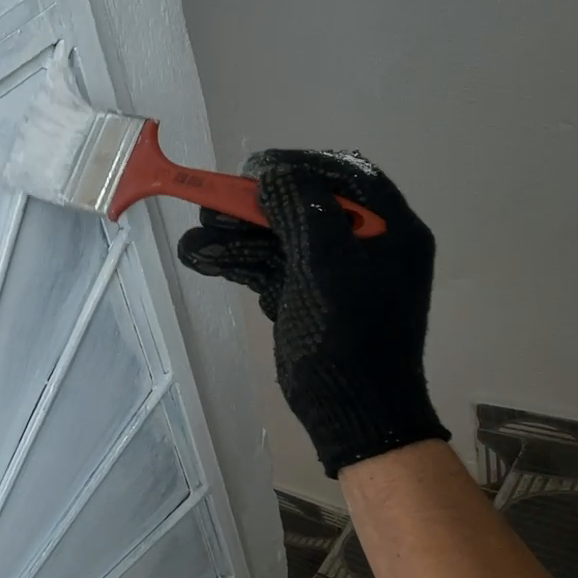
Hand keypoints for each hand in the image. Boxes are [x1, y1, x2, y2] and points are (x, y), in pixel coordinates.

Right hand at [177, 150, 448, 475]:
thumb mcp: (326, 264)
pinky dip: (239, 265)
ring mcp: (334, 274)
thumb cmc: (347, 334)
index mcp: (386, 226)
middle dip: (251, 209)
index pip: (340, 174)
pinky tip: (203, 260)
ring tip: (192, 243)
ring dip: (235, 239)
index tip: (248, 170)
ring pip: (279, 241)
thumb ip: (302, 210)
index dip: (293, 167)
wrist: (354, 410)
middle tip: (210, 209)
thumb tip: (274, 172)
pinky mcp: (309, 299)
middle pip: (300, 208)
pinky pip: (272, 270)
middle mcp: (362, 243)